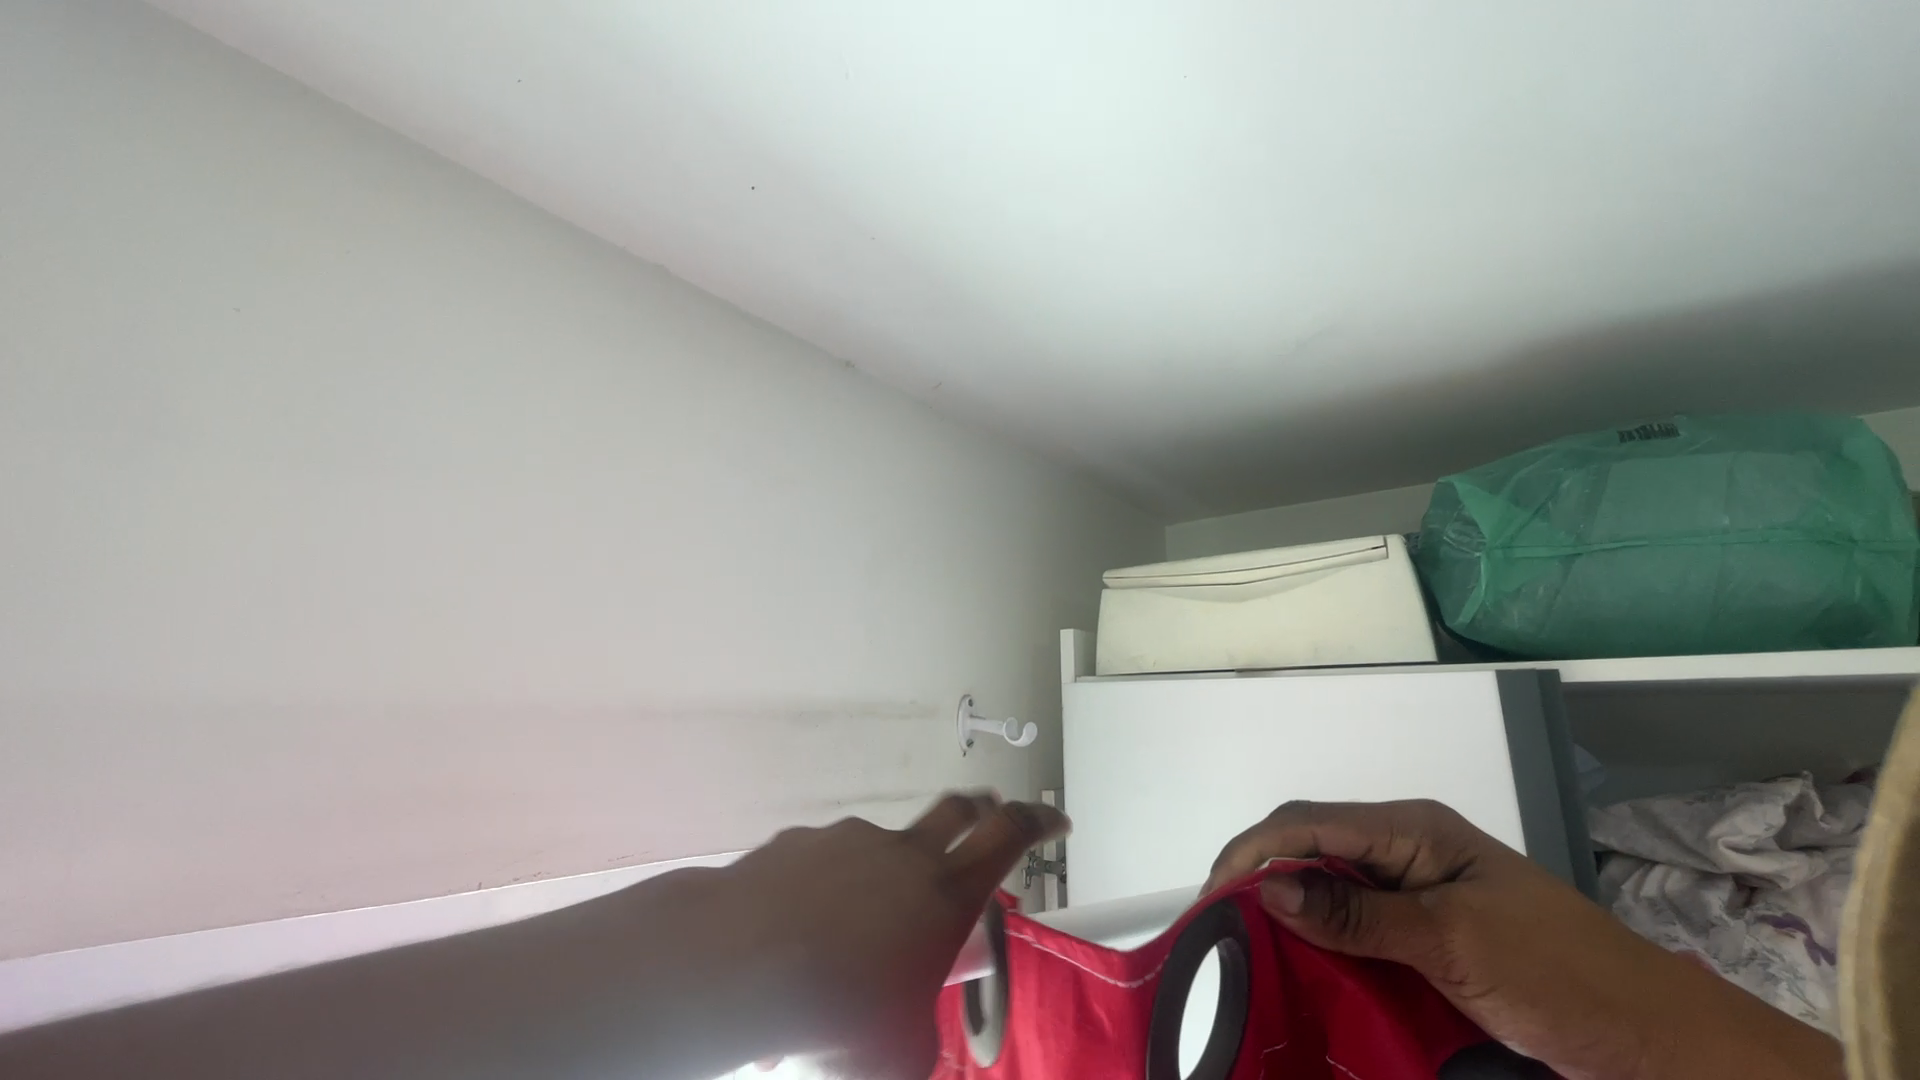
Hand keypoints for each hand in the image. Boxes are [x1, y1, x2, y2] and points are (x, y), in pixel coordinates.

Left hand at [694, 793, 1067, 1078]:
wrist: (737, 968)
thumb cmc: (838, 1014)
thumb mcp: (900, 1054)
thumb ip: (920, 1034)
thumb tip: (912, 1034)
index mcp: (944, 893)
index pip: (1010, 836)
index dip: (1039, 822)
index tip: (1056, 819)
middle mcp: (902, 853)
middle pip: (957, 810)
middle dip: (980, 810)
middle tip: (986, 818)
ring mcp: (847, 841)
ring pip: (881, 849)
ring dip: (881, 880)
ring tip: (846, 944)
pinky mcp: (799, 843)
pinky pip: (824, 864)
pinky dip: (825, 891)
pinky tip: (797, 937)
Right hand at [1204, 799, 1841, 1079]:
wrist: (1658, 1039)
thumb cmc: (1559, 974)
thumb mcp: (1453, 941)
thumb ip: (1357, 914)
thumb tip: (1267, 887)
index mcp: (1411, 829)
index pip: (1307, 824)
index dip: (1252, 853)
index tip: (1211, 897)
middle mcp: (1404, 847)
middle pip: (1309, 846)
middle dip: (1259, 875)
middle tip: (1219, 923)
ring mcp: (1413, 887)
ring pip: (1325, 883)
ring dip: (1285, 907)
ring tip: (1245, 940)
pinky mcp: (1422, 926)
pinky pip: (1351, 919)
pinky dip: (1318, 936)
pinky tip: (1298, 958)